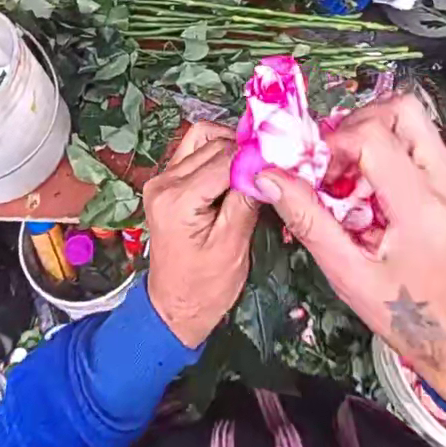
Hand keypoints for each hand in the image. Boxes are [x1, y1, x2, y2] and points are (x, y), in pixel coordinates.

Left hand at [141, 120, 257, 348]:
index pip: (225, 159)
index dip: (256, 159)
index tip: (283, 165)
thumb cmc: (205, 287)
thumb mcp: (233, 246)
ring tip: (253, 167)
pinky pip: (195, 148)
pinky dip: (218, 151)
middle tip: (273, 167)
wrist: (174, 309)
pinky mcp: (167, 180)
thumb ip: (246, 200)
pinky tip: (236, 169)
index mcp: (177, 199)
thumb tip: (267, 165)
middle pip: (215, 144)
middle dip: (246, 152)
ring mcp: (162, 178)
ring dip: (231, 147)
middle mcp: (164, 181)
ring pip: (204, 137)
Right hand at [258, 95, 445, 408]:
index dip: (335, 142)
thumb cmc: (404, 316)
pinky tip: (374, 187)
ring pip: (415, 121)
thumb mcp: (348, 276)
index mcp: (424, 213)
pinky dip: (391, 150)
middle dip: (358, 123)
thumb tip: (269, 178)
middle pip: (403, 111)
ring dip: (374, 133)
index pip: (376, 138)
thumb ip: (308, 221)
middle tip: (334, 158)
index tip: (317, 168)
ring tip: (352, 172)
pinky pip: (423, 144)